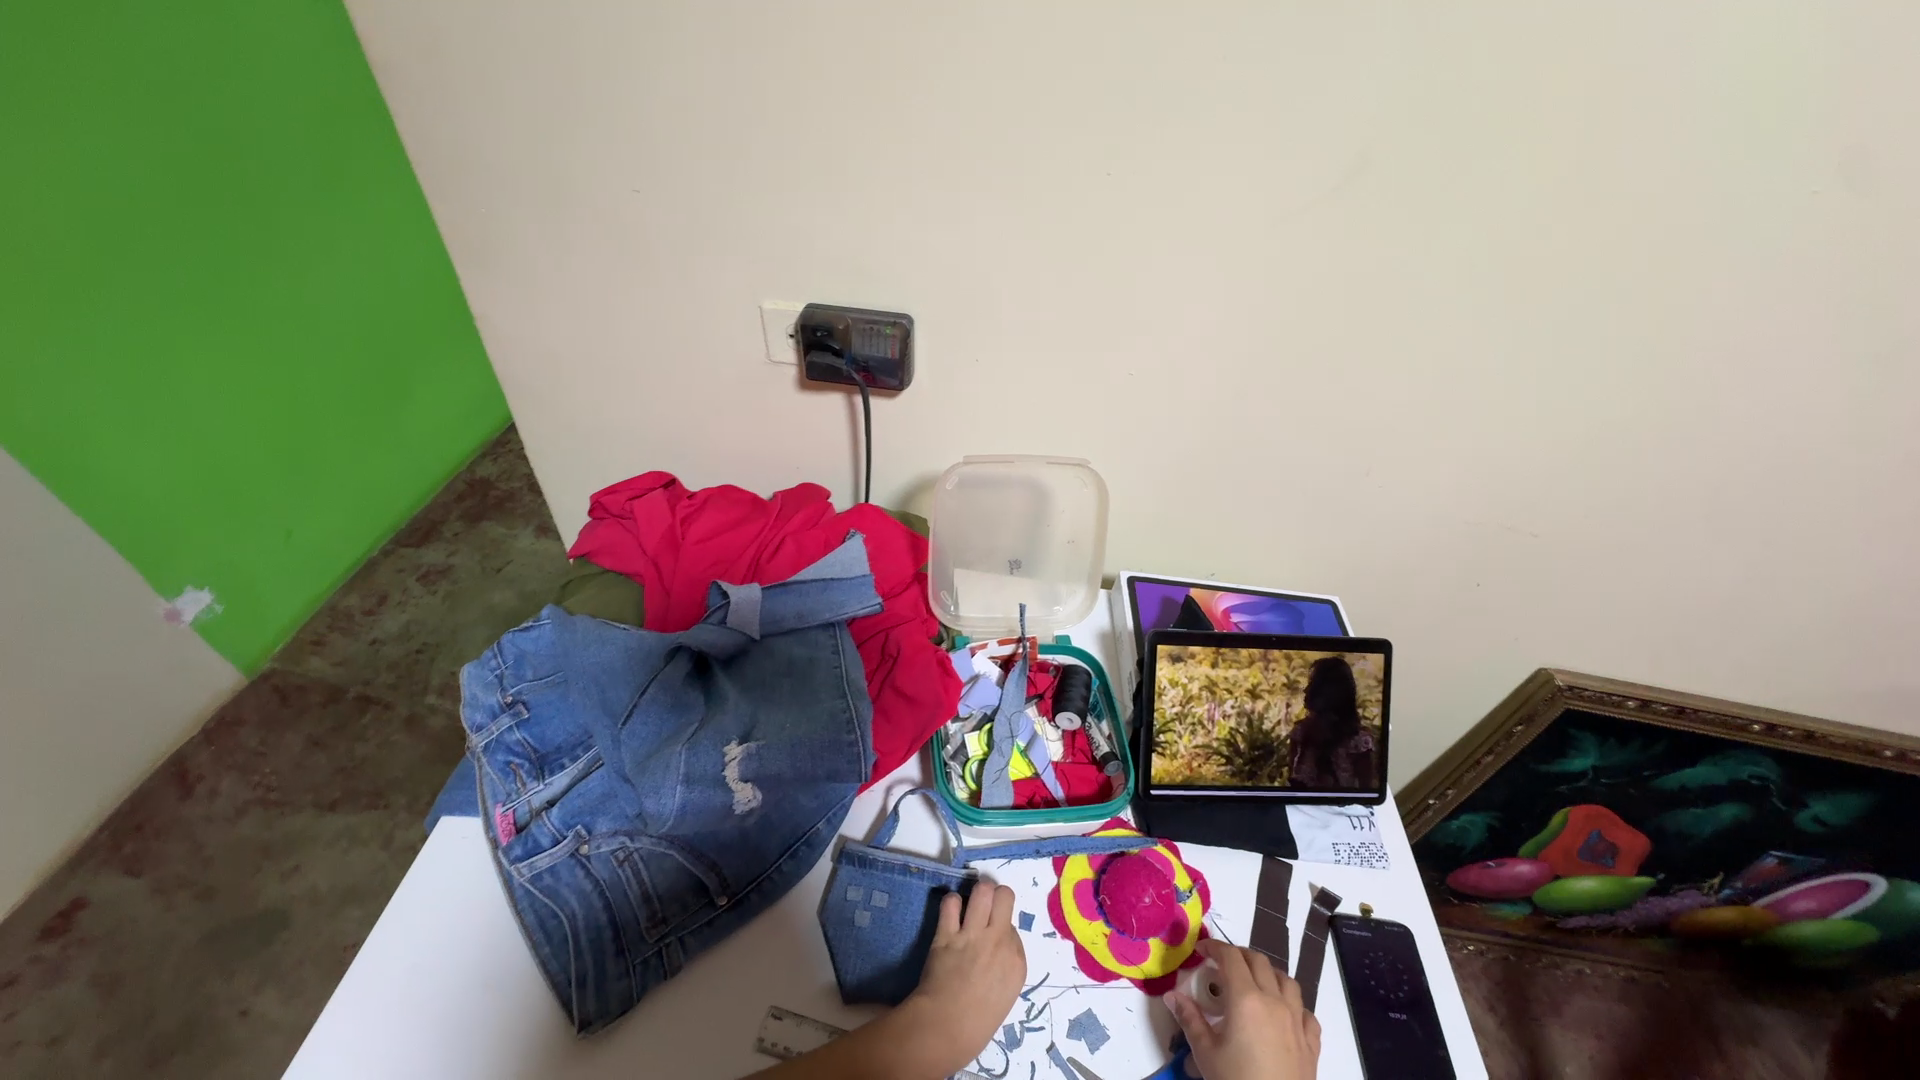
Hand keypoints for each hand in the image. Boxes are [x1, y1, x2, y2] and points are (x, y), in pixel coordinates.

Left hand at [898, 882, 1025, 1076]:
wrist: (946, 1028)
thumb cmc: (978, 1020)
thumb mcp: (1006, 992)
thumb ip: (1006, 962)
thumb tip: (997, 938)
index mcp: (1017, 960)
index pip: (1013, 924)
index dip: (1001, 925)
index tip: (992, 935)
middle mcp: (998, 941)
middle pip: (1005, 895)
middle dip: (996, 895)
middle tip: (986, 905)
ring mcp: (973, 935)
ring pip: (982, 890)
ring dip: (976, 893)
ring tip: (969, 904)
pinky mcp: (947, 934)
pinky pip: (951, 902)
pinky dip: (951, 902)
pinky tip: (950, 912)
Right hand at [1165, 939, 1320, 1079]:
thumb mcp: (1205, 1053)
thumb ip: (1189, 1019)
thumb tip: (1171, 995)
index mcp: (1245, 999)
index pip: (1230, 957)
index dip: (1214, 947)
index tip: (1200, 950)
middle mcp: (1274, 1001)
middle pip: (1258, 961)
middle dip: (1238, 955)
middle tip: (1221, 965)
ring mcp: (1297, 1021)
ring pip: (1287, 981)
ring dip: (1268, 974)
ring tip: (1253, 983)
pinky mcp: (1311, 1043)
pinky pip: (1306, 1012)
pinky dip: (1294, 1004)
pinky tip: (1284, 1015)